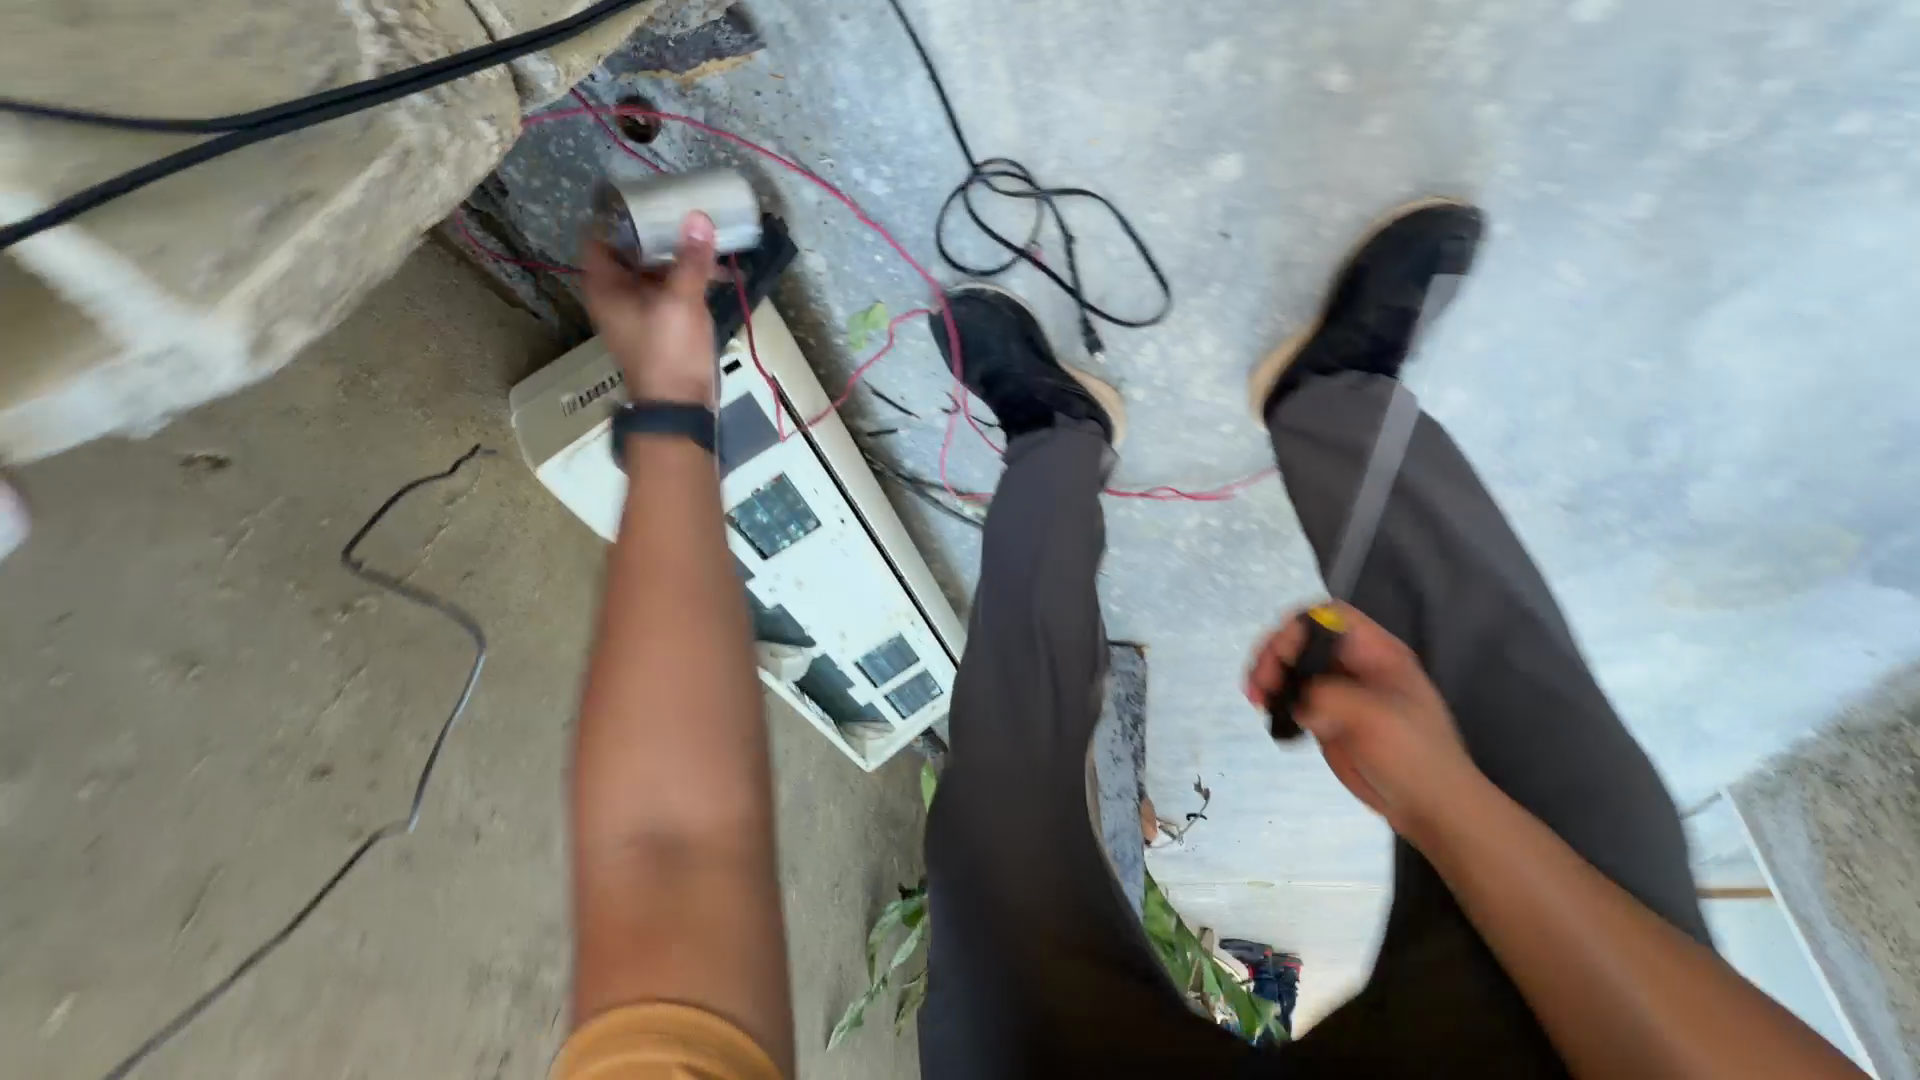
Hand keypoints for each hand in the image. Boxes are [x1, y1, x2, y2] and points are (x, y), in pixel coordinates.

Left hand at [581, 212, 719, 406]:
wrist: (680, 406)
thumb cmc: (669, 352)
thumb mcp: (682, 301)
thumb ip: (691, 259)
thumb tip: (699, 216)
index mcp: (605, 286)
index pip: (599, 236)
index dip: (619, 215)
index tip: (647, 198)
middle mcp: (615, 295)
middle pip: (630, 251)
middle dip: (656, 232)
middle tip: (682, 209)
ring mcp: (638, 312)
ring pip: (653, 271)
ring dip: (676, 255)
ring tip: (703, 235)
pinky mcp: (660, 326)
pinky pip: (670, 291)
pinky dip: (687, 278)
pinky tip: (713, 269)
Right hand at [1244, 603, 1482, 845]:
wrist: (1429, 806)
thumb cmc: (1412, 756)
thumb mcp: (1376, 718)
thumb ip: (1330, 696)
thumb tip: (1296, 699)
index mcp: (1377, 652)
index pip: (1329, 616)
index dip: (1298, 628)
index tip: (1279, 659)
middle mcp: (1355, 664)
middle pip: (1304, 638)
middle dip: (1275, 654)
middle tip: (1258, 686)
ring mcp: (1340, 690)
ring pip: (1293, 665)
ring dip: (1269, 675)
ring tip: (1256, 699)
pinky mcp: (1327, 715)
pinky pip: (1293, 694)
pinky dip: (1275, 697)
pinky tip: (1268, 712)